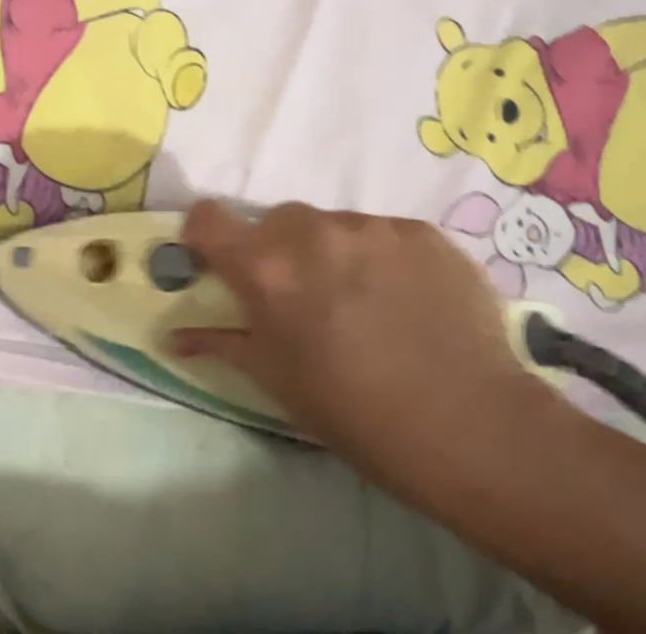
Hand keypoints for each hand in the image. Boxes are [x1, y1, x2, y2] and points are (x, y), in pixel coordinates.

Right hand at [170, 201, 550, 485]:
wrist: (470, 426)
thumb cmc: (354, 413)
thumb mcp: (277, 382)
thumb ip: (223, 343)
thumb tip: (175, 335)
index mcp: (266, 269)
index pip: (208, 218)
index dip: (206, 236)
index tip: (217, 261)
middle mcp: (314, 233)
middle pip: (276, 221)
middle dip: (278, 251)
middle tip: (302, 298)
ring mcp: (373, 227)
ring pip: (333, 226)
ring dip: (333, 253)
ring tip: (364, 303)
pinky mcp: (424, 232)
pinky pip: (384, 235)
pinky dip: (382, 258)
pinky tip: (407, 302)